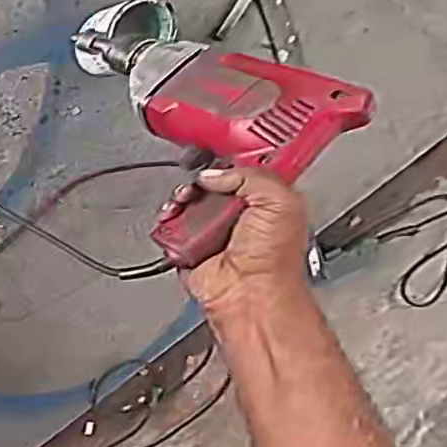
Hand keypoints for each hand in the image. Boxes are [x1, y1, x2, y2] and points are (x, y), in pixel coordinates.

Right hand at [178, 167, 310, 315]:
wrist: (247, 292)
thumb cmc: (273, 259)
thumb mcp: (280, 201)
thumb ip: (250, 176)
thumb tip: (214, 175)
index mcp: (266, 201)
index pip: (243, 170)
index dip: (229, 160)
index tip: (216, 154)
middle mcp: (238, 215)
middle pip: (208, 185)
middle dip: (199, 181)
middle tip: (198, 185)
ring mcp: (211, 231)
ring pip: (186, 203)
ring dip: (180, 201)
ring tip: (182, 204)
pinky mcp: (188, 247)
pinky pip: (170, 227)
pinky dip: (167, 222)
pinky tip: (172, 220)